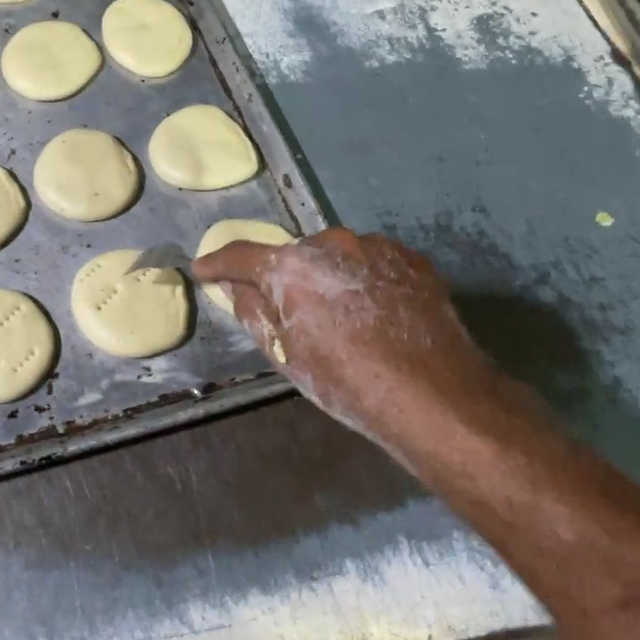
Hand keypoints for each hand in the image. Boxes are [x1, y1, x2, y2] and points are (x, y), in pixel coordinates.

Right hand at [193, 227, 497, 443]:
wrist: (436, 396)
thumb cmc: (348, 382)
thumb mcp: (286, 356)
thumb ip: (252, 312)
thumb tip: (234, 286)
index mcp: (291, 266)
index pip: (241, 255)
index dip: (218, 263)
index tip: (204, 270)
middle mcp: (330, 243)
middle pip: (293, 255)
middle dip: (285, 277)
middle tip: (292, 311)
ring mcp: (375, 246)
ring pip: (335, 256)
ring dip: (328, 276)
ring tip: (342, 315)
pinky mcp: (410, 258)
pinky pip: (371, 262)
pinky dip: (363, 279)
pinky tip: (375, 312)